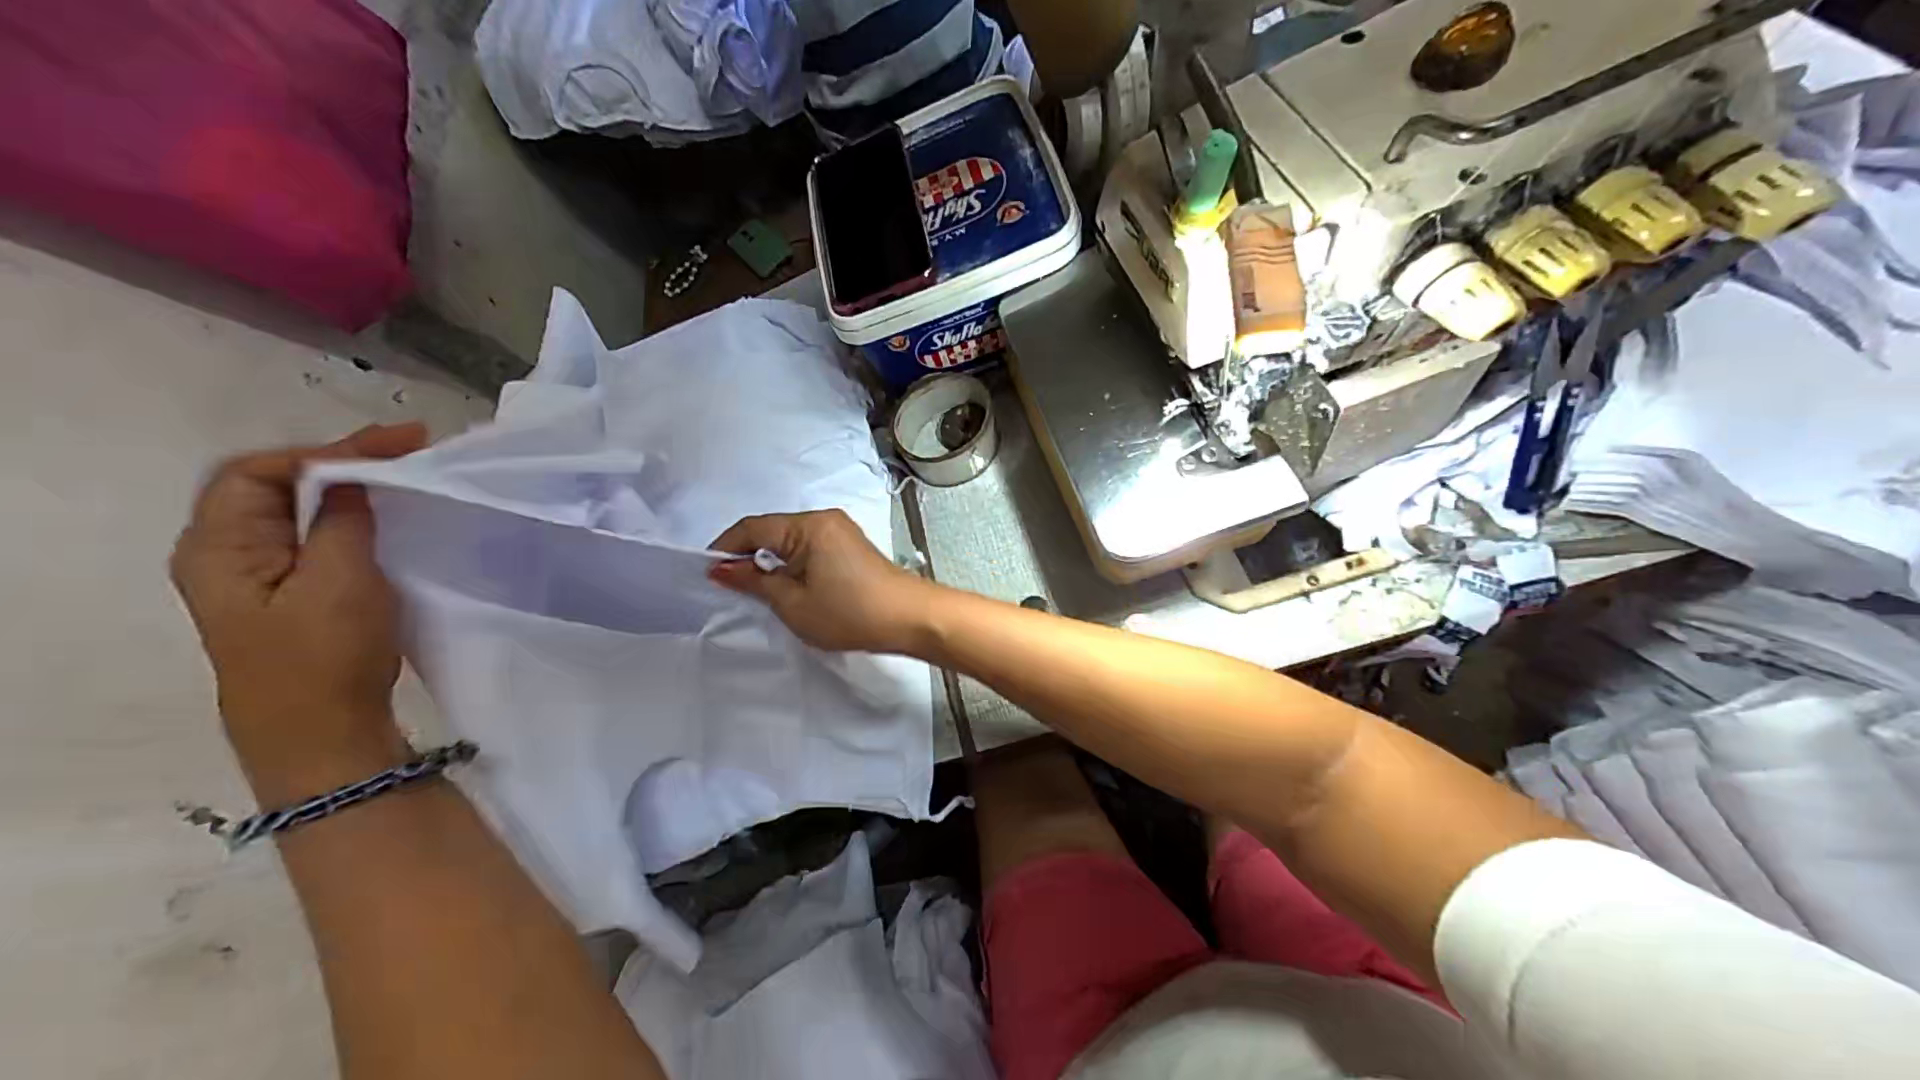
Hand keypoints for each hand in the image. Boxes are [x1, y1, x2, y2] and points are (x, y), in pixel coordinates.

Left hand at [171, 423, 427, 802]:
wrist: (322, 735)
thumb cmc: (324, 657)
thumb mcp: (338, 581)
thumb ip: (342, 520)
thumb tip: (352, 476)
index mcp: (218, 548)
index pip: (260, 471)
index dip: (326, 450)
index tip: (396, 444)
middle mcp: (228, 554)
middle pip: (275, 485)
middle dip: (340, 460)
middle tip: (407, 447)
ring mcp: (261, 577)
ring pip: (298, 510)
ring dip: (348, 487)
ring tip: (403, 471)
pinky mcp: (294, 595)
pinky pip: (317, 537)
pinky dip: (352, 515)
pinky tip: (387, 514)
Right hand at [707, 509, 936, 654]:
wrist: (909, 618)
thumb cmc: (849, 613)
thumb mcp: (792, 603)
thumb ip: (754, 582)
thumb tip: (722, 569)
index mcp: (808, 526)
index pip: (752, 527)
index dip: (725, 548)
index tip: (707, 573)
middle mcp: (824, 519)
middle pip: (772, 530)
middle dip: (747, 555)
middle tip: (728, 586)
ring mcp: (840, 531)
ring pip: (790, 540)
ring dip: (770, 561)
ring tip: (755, 591)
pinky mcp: (850, 546)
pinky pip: (809, 548)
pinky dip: (791, 564)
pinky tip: (786, 586)